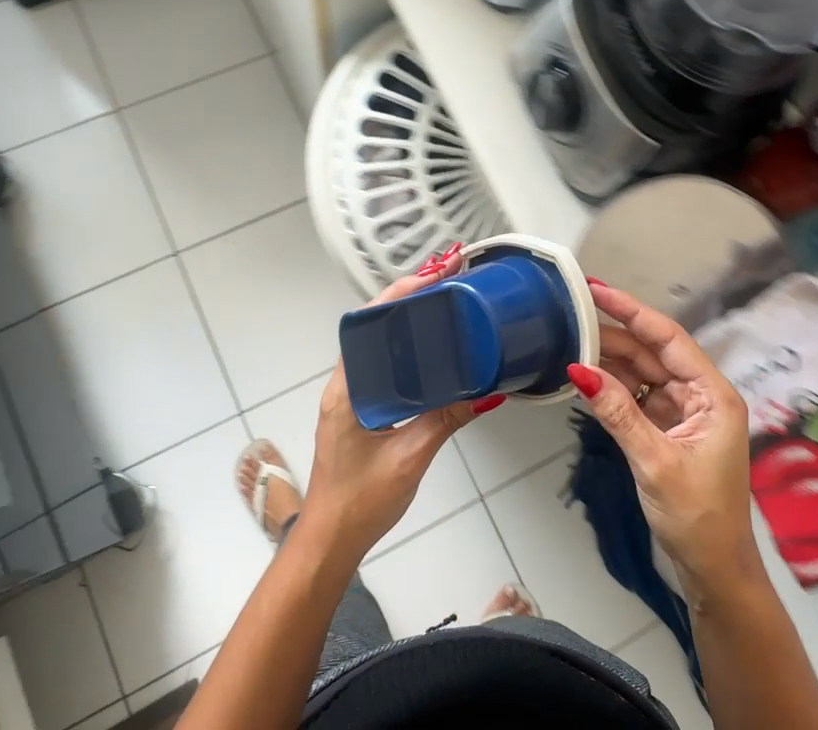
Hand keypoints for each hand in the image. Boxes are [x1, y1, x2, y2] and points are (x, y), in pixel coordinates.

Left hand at [300, 246, 503, 559]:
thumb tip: (487, 393)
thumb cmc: (361, 500)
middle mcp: (344, 386)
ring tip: (444, 310)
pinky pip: (382, 370)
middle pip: (372, 329)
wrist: (331, 540)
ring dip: (406, 326)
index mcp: (348, 390)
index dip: (398, 296)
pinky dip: (405, 354)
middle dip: (407, 302)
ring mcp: (349, 400)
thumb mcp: (409, 458)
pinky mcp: (359, 414)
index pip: (367, 325)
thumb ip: (445, 421)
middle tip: (447, 286)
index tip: (431, 278)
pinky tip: (432, 356)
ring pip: (377, 348)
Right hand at [570, 283, 759, 589]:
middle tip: (571, 316)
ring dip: (611, 359)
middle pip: (654, 352)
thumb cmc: (697, 516)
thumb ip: (618, 412)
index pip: (669, 339)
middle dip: (614, 333)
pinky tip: (587, 376)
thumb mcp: (654, 461)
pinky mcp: (670, 429)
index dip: (632, 311)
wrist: (714, 567)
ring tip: (571, 340)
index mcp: (714, 396)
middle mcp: (702, 396)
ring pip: (644, 372)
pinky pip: (639, 395)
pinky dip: (614, 386)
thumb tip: (579, 371)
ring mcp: (686, 412)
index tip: (597, 290)